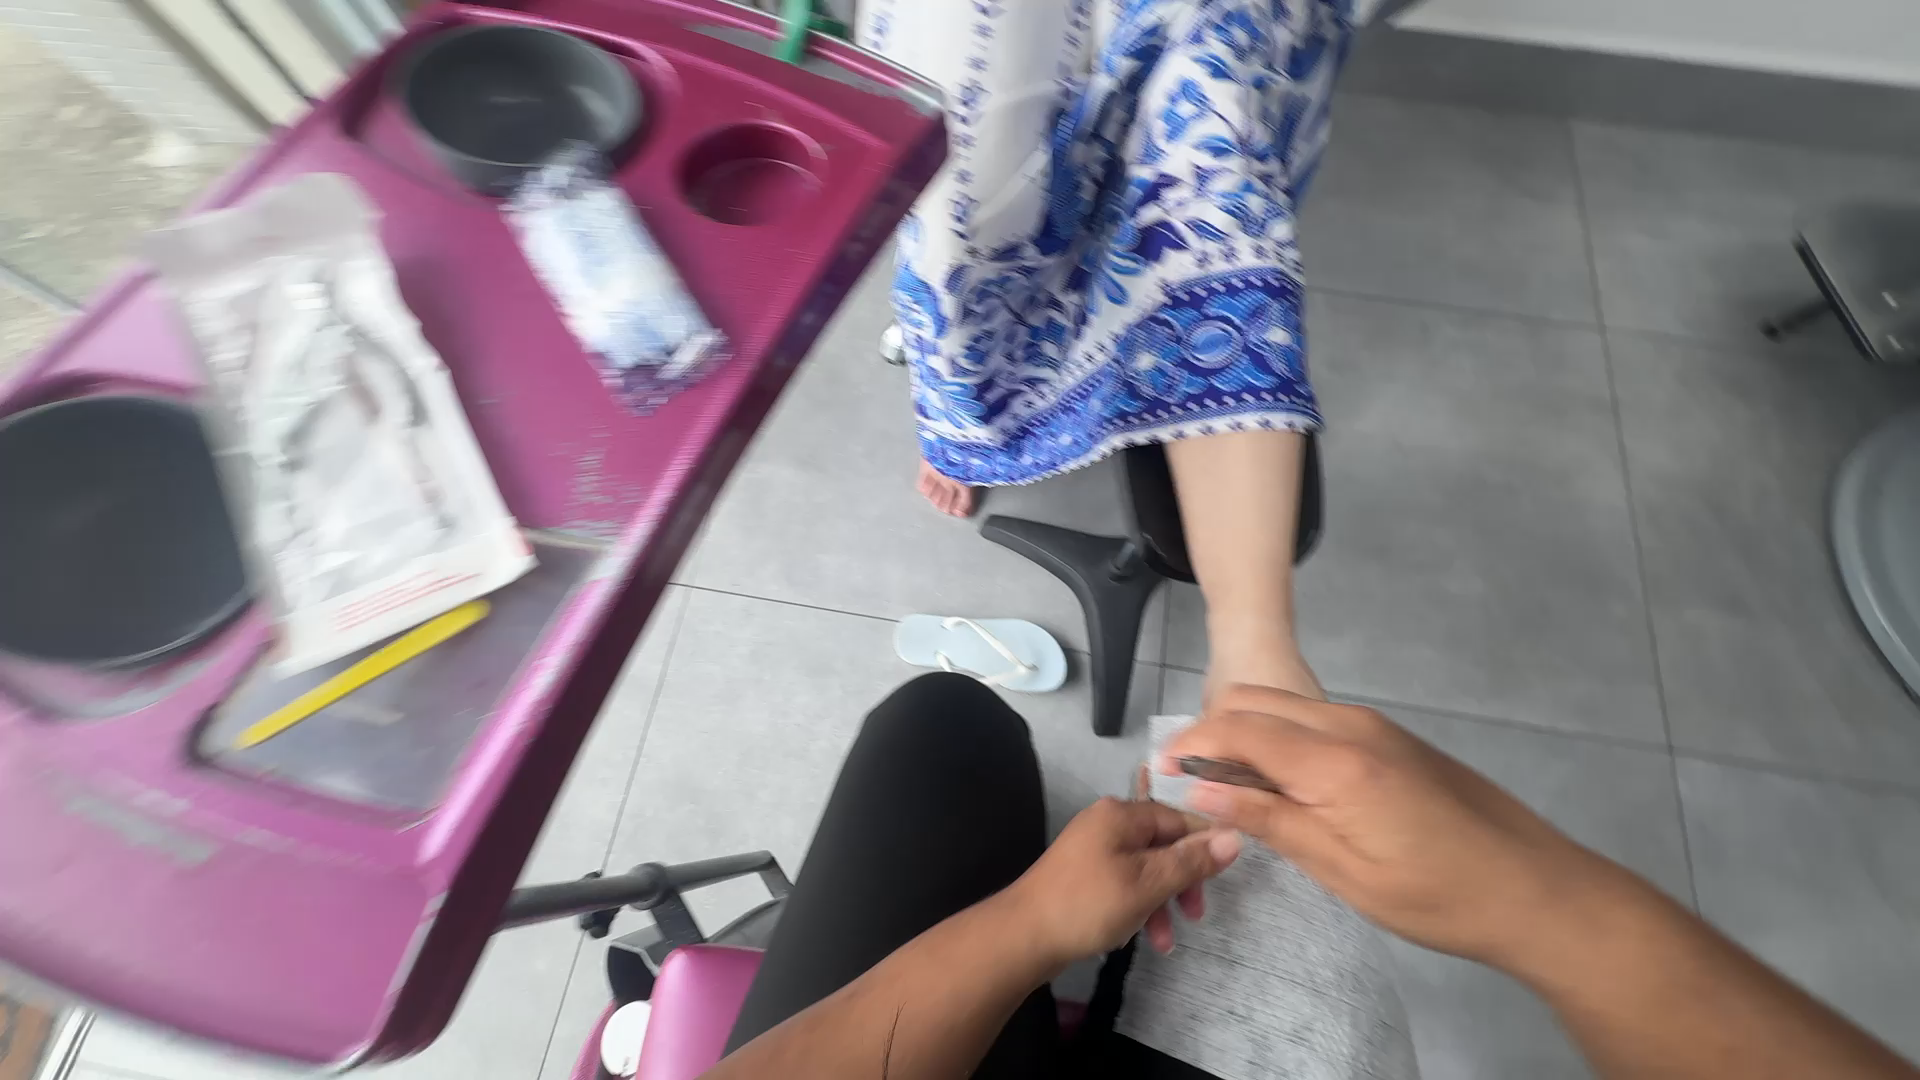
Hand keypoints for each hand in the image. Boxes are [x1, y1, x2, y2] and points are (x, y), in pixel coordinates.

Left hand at [1001, 797, 1241, 970]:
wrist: (1026, 933)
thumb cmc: (1089, 903)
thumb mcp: (1147, 884)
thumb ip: (1190, 861)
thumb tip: (1234, 836)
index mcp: (1121, 814)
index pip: (1178, 818)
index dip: (1204, 846)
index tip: (1224, 880)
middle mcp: (1107, 821)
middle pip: (1163, 843)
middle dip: (1182, 880)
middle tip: (1195, 915)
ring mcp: (1094, 846)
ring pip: (1146, 867)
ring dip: (1162, 900)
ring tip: (1165, 940)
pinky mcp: (1085, 871)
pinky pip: (1126, 881)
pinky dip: (1140, 905)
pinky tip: (1142, 936)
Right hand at [1163, 685, 1626, 969]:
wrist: (1543, 891)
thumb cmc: (1438, 895)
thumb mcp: (1343, 870)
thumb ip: (1267, 818)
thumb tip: (1199, 786)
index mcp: (1334, 759)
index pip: (1237, 727)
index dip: (1190, 743)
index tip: (1161, 771)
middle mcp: (1347, 723)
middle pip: (1251, 700)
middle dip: (1210, 731)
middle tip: (1195, 782)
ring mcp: (1368, 723)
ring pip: (1279, 704)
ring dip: (1243, 732)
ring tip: (1234, 786)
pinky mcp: (1384, 733)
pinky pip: (1309, 718)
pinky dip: (1277, 737)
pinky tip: (1283, 783)